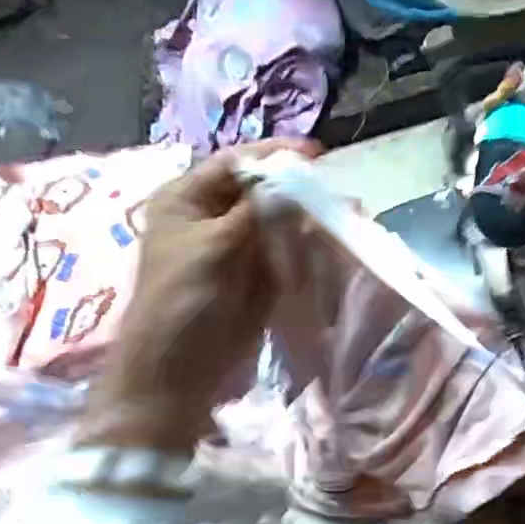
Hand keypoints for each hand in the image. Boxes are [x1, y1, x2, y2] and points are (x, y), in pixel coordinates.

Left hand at [83, 137, 320, 450]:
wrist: (179, 369)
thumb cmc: (182, 301)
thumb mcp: (213, 248)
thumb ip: (255, 214)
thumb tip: (293, 181)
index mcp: (187, 199)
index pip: (235, 165)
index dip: (273, 156)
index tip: (315, 154)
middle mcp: (214, 219)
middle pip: (261, 193)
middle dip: (298, 191)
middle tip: (338, 193)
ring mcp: (238, 252)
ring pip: (279, 225)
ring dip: (309, 220)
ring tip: (345, 215)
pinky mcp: (259, 281)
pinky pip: (286, 256)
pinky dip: (307, 250)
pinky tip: (331, 244)